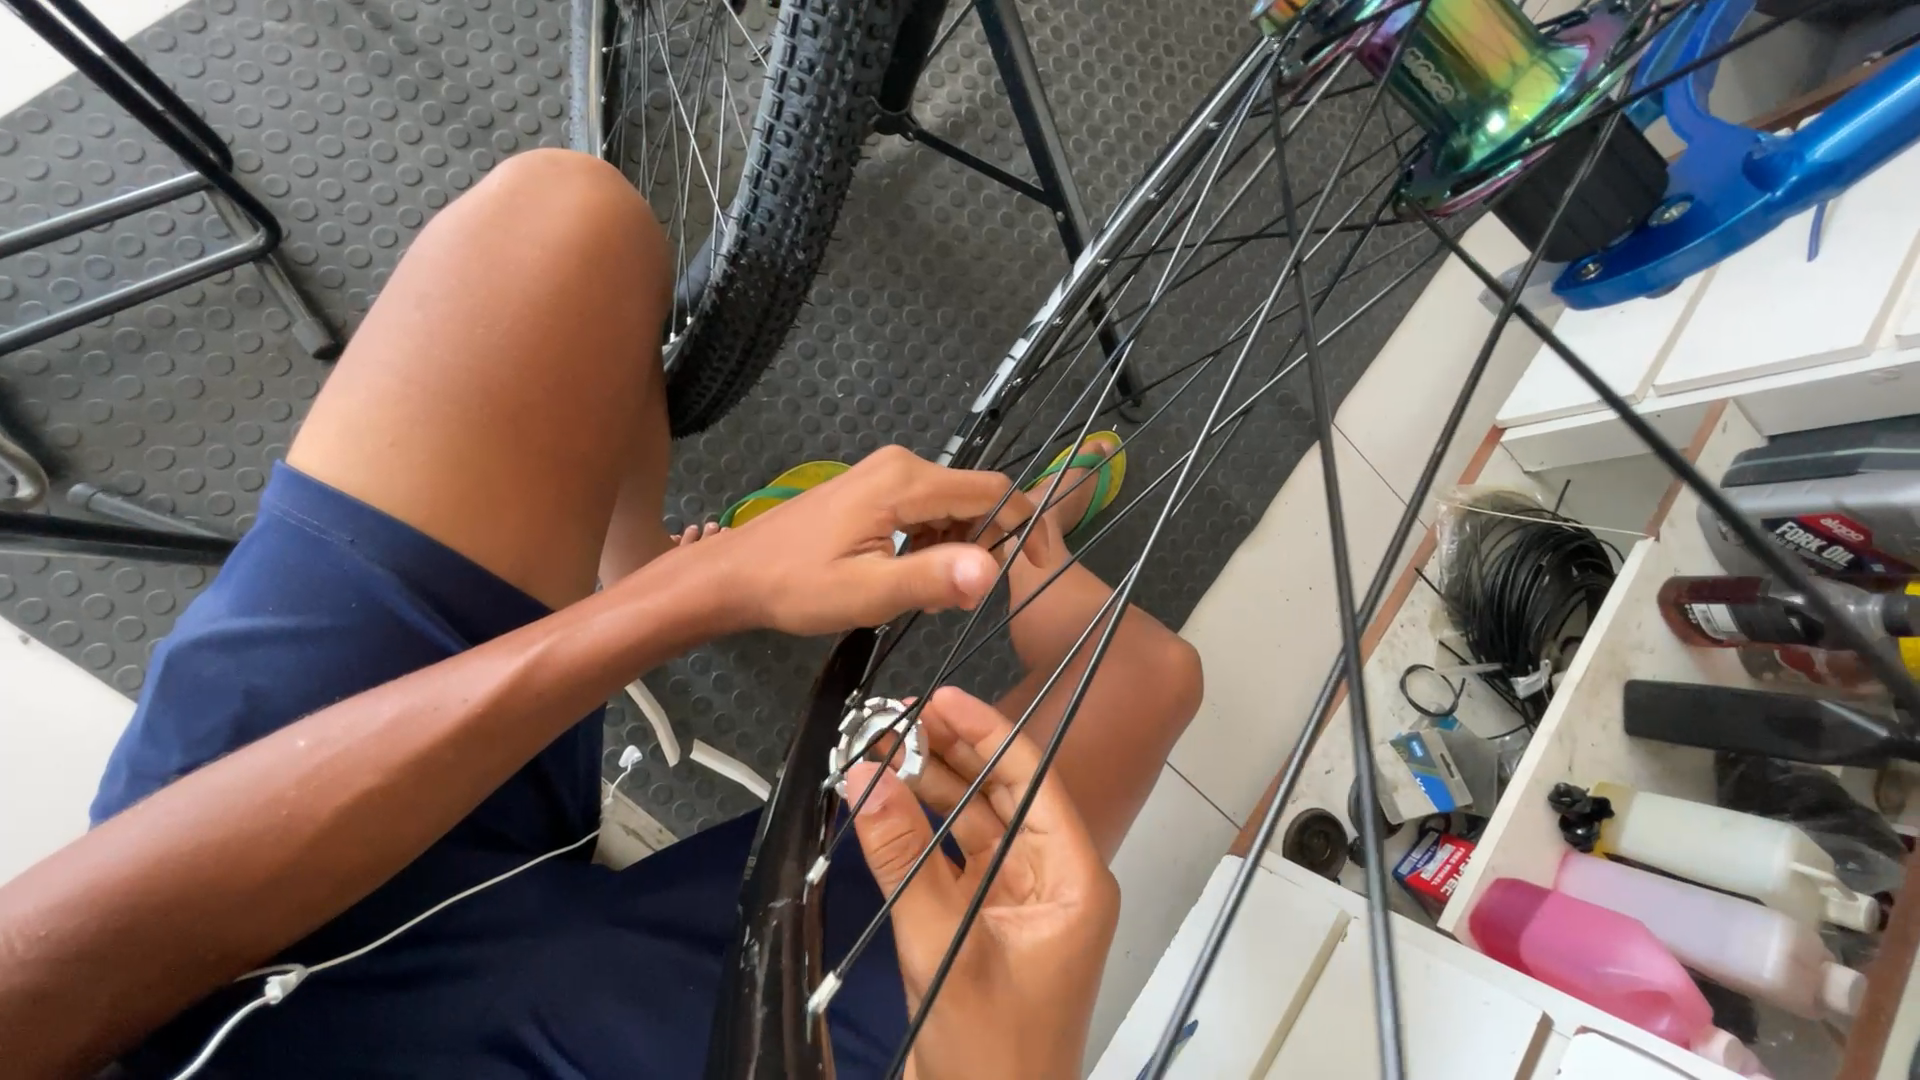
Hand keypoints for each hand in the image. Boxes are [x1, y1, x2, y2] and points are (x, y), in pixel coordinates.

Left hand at [694, 445, 1046, 635]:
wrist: (735, 573)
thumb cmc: (796, 585)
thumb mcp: (867, 592)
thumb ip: (931, 578)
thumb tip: (992, 571)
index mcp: (907, 482)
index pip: (994, 492)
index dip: (1025, 526)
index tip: (1037, 566)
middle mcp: (903, 466)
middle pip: (975, 498)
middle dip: (983, 546)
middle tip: (958, 596)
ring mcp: (888, 474)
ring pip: (952, 507)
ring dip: (955, 549)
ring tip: (926, 592)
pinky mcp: (876, 489)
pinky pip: (927, 511)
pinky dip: (932, 543)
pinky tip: (906, 573)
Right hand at [845, 686, 1117, 1079]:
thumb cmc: (988, 1050)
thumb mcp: (943, 947)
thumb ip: (902, 857)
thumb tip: (864, 773)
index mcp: (1071, 875)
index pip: (1031, 780)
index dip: (986, 732)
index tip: (938, 697)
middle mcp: (1050, 874)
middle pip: (1001, 792)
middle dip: (951, 753)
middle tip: (897, 718)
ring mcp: (1015, 896)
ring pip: (974, 819)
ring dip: (931, 787)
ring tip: (882, 749)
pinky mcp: (982, 917)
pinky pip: (953, 856)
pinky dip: (920, 829)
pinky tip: (886, 800)